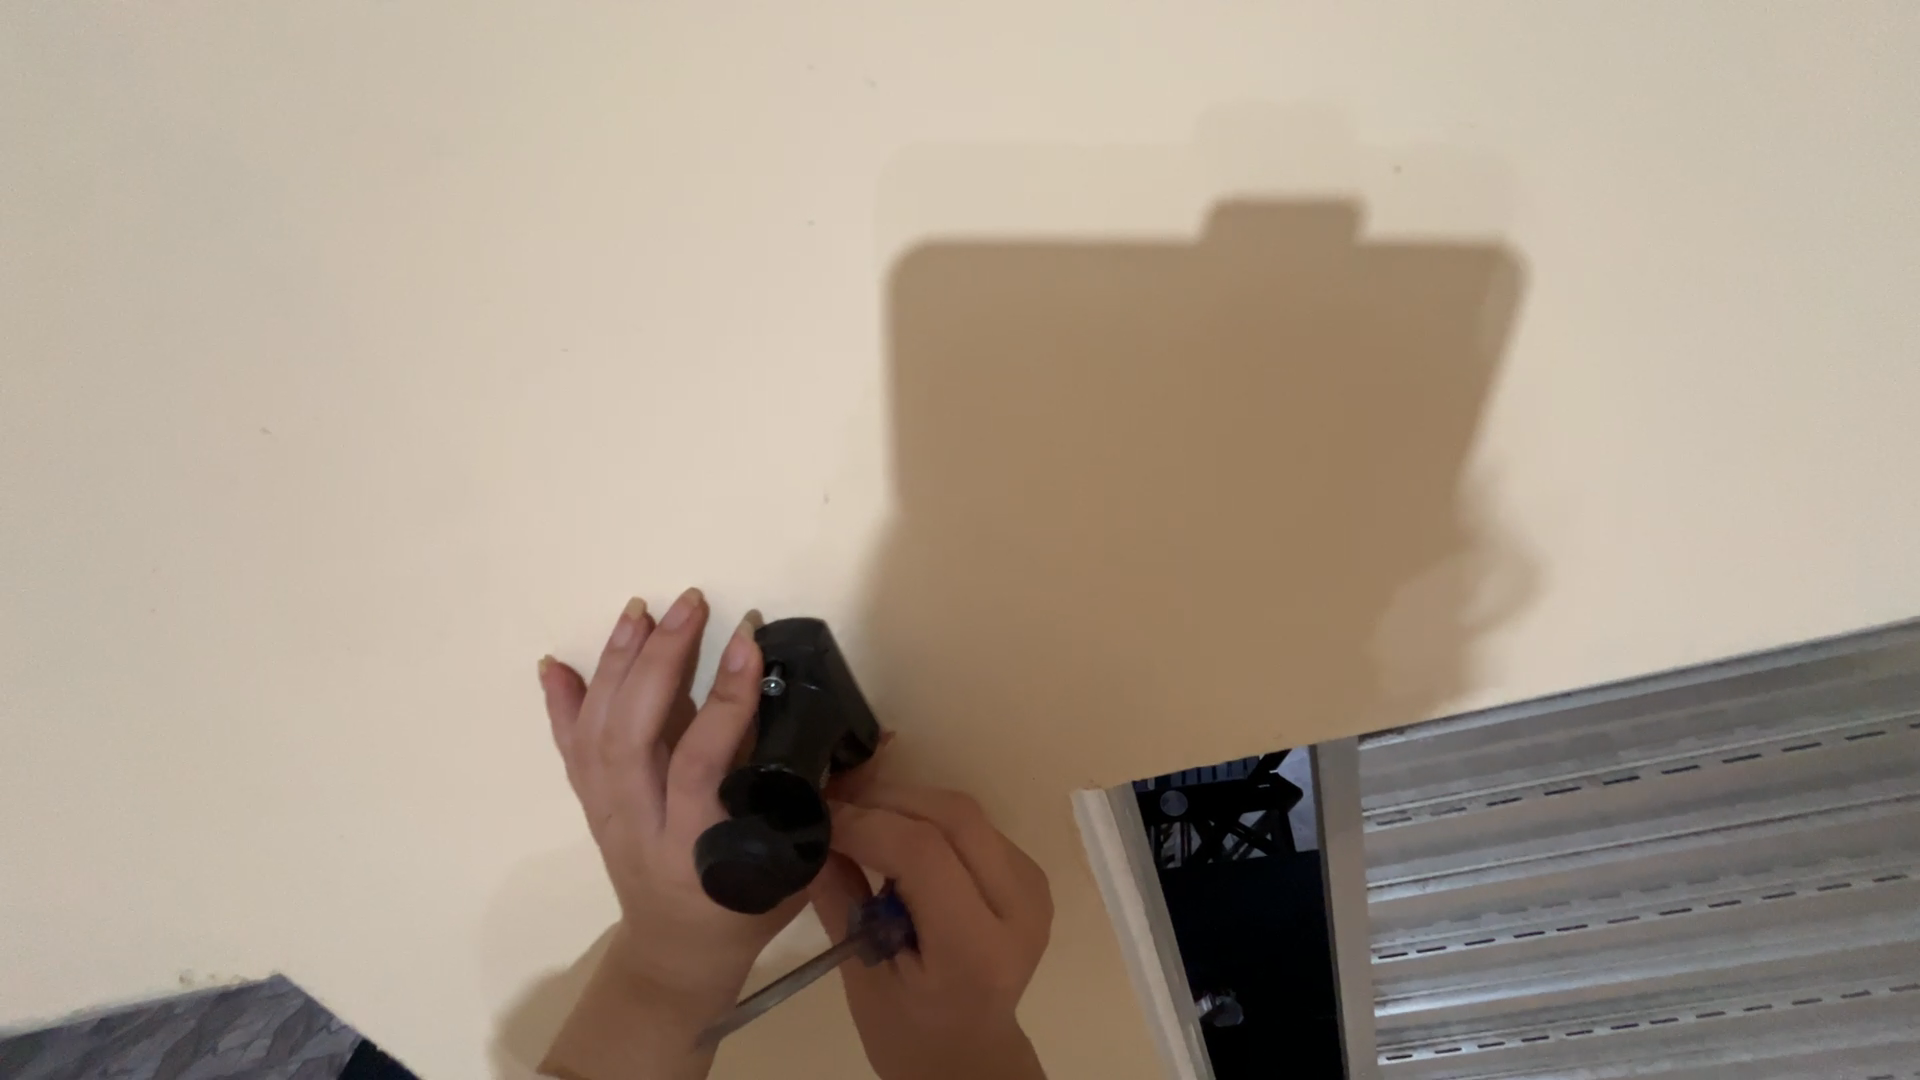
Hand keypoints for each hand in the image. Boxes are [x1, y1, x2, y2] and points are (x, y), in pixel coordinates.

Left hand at [537, 590, 795, 1078]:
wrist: (676, 957)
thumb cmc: (746, 911)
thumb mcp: (798, 866)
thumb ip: (833, 801)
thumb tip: (882, 739)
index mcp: (694, 846)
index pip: (700, 763)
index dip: (724, 700)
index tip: (747, 640)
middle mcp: (639, 827)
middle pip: (632, 737)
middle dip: (661, 661)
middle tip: (689, 603)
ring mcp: (606, 817)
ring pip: (596, 735)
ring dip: (617, 666)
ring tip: (639, 610)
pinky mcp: (591, 810)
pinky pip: (568, 754)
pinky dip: (560, 705)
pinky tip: (555, 662)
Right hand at [808, 783, 1053, 1079]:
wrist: (972, 1054)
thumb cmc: (910, 1032)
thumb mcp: (863, 981)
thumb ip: (841, 901)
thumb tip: (812, 832)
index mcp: (976, 950)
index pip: (924, 854)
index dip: (868, 824)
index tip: (824, 818)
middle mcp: (1019, 907)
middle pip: (954, 816)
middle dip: (889, 800)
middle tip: (840, 808)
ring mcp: (1032, 884)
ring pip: (965, 811)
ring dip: (909, 803)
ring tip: (864, 820)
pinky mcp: (1030, 871)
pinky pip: (974, 824)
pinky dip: (930, 818)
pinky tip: (900, 837)